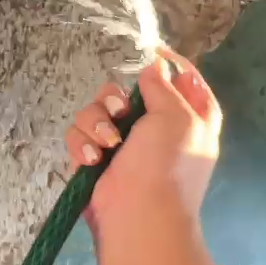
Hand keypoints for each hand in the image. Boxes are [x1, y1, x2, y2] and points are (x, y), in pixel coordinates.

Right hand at [63, 46, 222, 237]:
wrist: (139, 214)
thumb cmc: (167, 164)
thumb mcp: (177, 117)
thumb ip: (163, 86)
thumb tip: (153, 66)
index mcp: (186, 118)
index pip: (183, 80)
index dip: (168, 64)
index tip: (151, 50)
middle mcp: (153, 128)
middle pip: (124, 91)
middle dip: (114, 99)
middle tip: (119, 111)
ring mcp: (121, 144)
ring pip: (94, 110)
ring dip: (95, 123)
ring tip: (106, 145)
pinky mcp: (94, 157)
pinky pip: (79, 134)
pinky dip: (83, 144)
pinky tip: (94, 160)